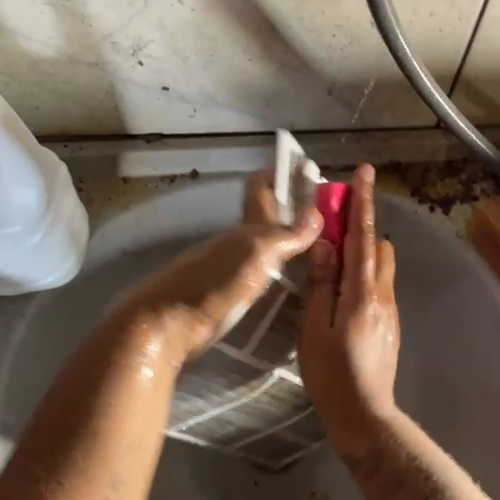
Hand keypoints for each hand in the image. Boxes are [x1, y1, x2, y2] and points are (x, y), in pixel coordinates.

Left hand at [114, 170, 321, 359]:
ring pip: (267, 254)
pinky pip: (263, 283)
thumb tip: (316, 213)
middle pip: (268, 222)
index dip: (281, 174)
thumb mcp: (253, 254)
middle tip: (332, 226)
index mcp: (244, 228)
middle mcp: (237, 245)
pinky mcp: (228, 302)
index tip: (310, 172)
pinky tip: (297, 295)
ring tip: (324, 263)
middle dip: (297, 218)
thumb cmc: (211, 284)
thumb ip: (284, 236)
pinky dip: (282, 282)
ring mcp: (231, 274)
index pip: (260, 187)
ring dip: (292, 253)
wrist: (167, 327)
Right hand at [300, 163, 400, 451]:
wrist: (365, 417)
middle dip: (360, 232)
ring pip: (380, 271)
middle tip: (329, 235)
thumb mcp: (315, 330)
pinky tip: (339, 302)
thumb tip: (326, 245)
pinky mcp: (390, 328)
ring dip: (360, 259)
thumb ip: (321, 286)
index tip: (364, 172)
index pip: (363, 238)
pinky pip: (377, 290)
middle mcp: (383, 297)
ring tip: (330, 273)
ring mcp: (390, 313)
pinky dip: (361, 281)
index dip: (362, 203)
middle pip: (378, 249)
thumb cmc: (332, 376)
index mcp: (362, 293)